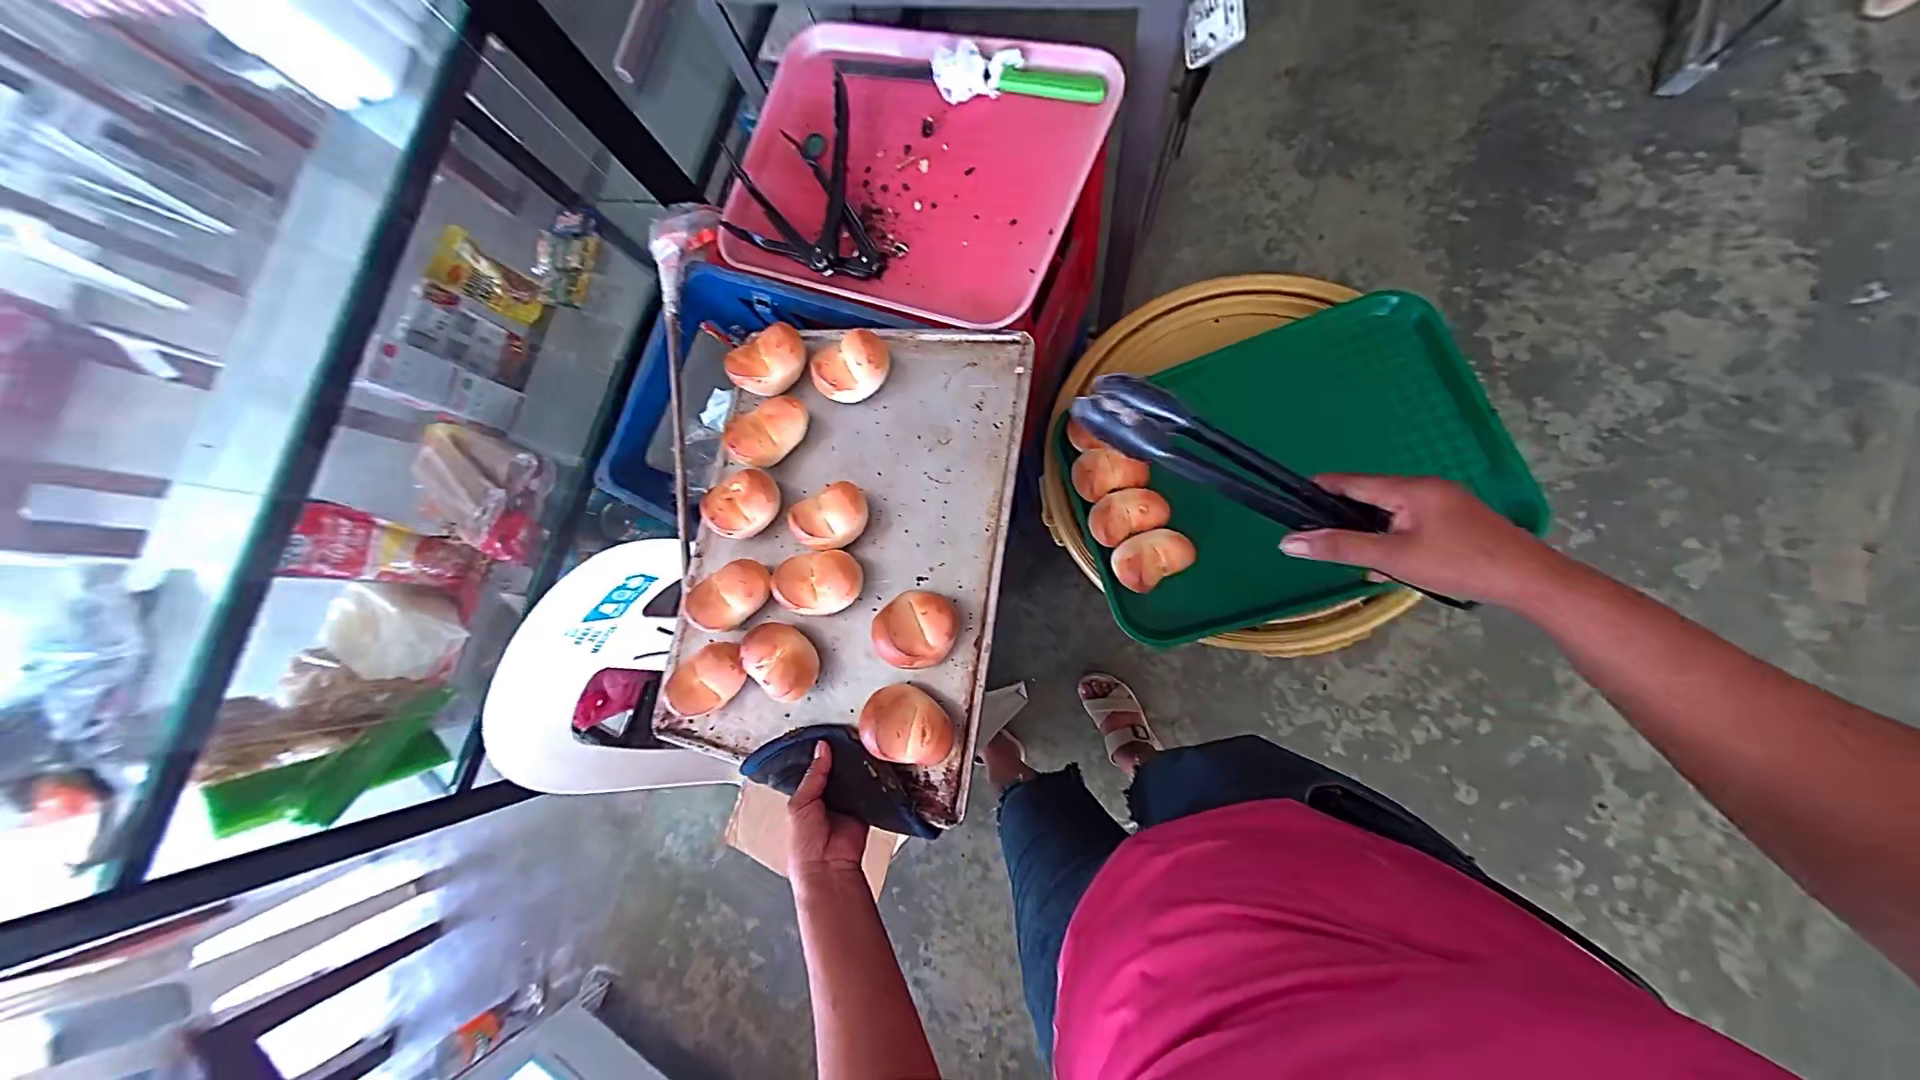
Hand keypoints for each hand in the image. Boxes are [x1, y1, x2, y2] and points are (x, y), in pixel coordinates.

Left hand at [786, 741, 869, 879]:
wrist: (828, 867)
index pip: (817, 766)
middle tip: (849, 734)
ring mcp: (847, 801)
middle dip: (842, 755)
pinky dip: (872, 778)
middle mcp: (828, 795)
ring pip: (854, 776)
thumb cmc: (805, 842)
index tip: (830, 732)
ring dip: (858, 765)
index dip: (822, 751)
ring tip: (864, 744)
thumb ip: (813, 776)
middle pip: (837, 768)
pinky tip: (875, 763)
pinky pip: (869, 789)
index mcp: (808, 793)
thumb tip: (822, 748)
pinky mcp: (864, 807)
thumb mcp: (800, 804)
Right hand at [1279, 475, 1568, 606]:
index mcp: (1409, 488)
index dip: (1318, 491)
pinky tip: (1395, 567)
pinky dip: (1394, 542)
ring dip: (1371, 537)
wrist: (1532, 581)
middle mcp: (1426, 488)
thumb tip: (1289, 542)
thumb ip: (1339, 547)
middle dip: (1346, 522)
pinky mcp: (1457, 521)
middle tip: (1326, 546)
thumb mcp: (1392, 557)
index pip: (1350, 482)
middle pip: (1369, 499)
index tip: (1292, 505)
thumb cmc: (1459, 564)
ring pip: (1390, 516)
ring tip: (1363, 563)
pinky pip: (1410, 525)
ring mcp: (1445, 503)